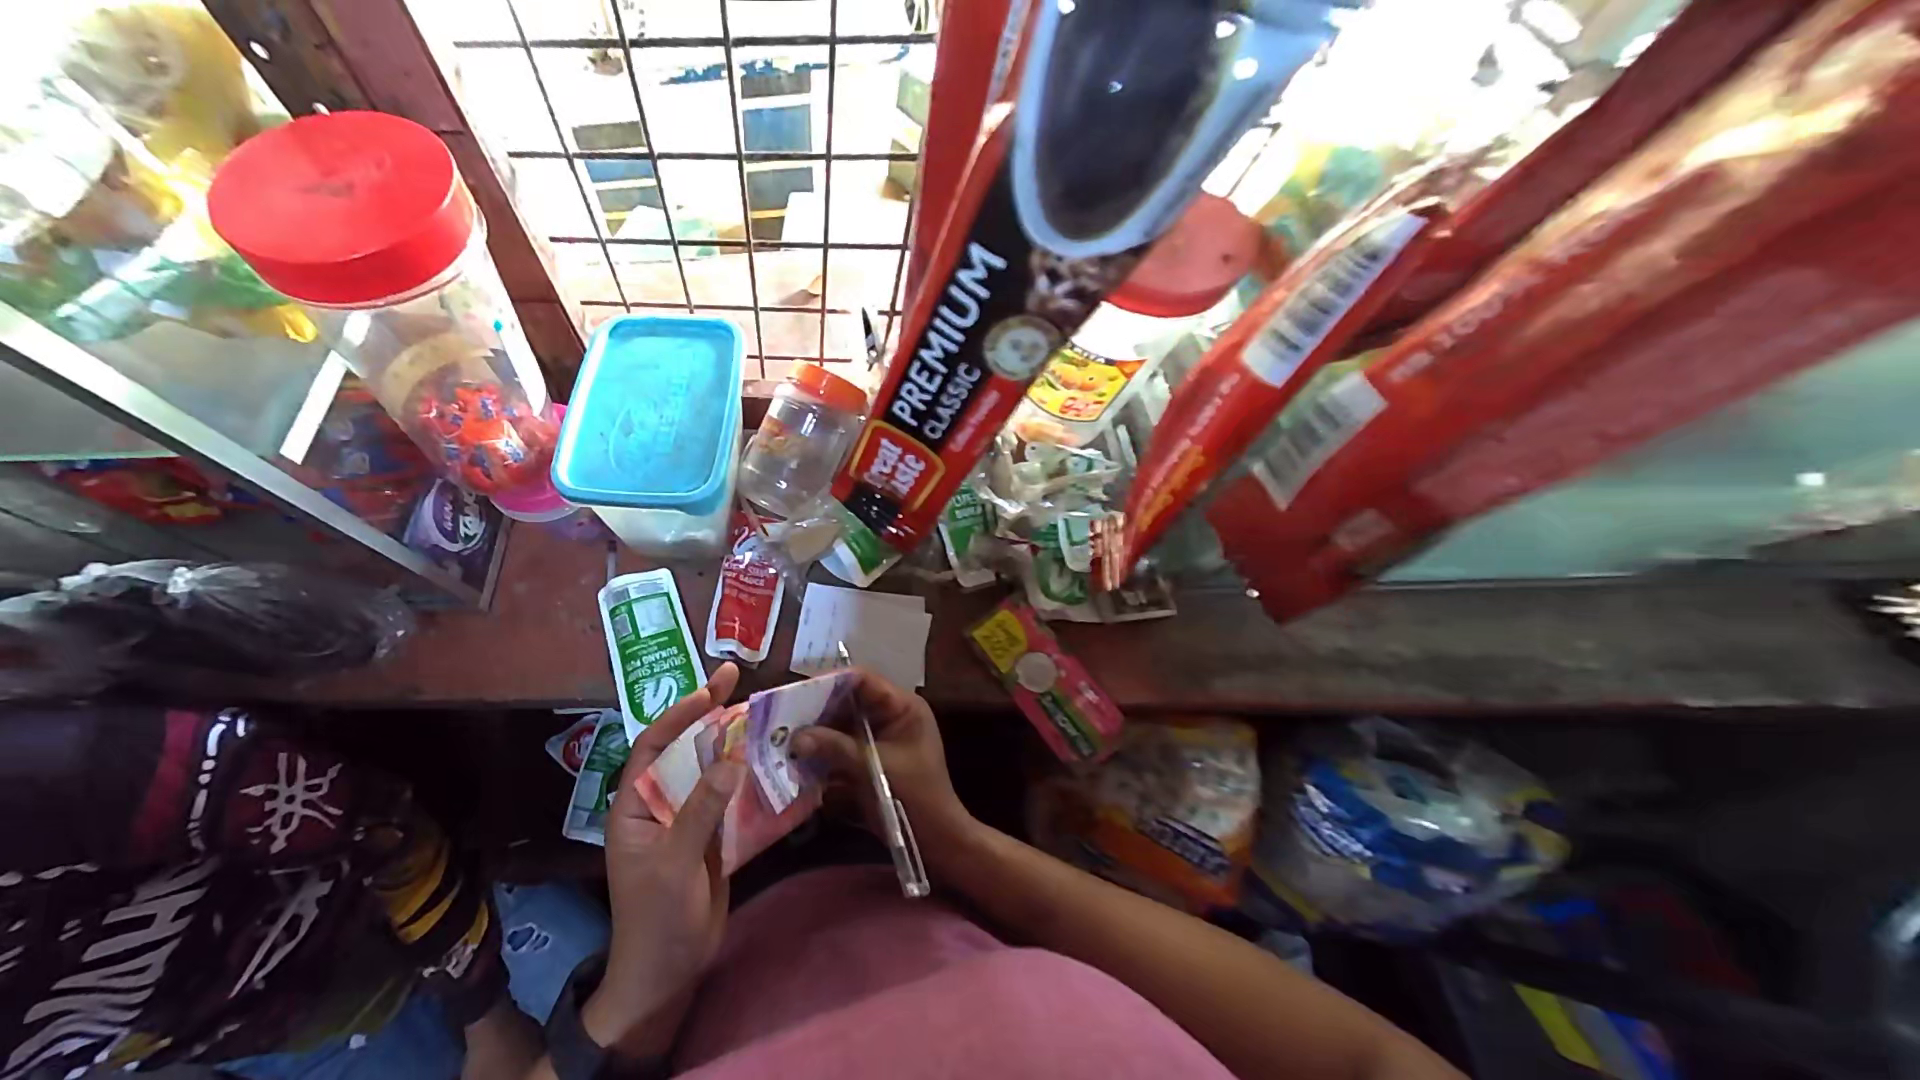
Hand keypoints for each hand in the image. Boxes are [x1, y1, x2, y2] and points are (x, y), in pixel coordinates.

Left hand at [584, 662, 742, 1054]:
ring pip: (713, 769)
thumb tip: (732, 757)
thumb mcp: (674, 862)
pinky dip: (752, 777)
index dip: (680, 715)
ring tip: (764, 713)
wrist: (668, 972)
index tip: (710, 689)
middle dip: (711, 716)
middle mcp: (661, 803)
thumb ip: (701, 809)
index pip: (653, 747)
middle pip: (686, 749)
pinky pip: (733, 796)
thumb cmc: (656, 917)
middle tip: (739, 681)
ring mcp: (688, 818)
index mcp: (636, 805)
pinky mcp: (713, 834)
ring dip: (737, 743)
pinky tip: (775, 760)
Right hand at [790, 670, 973, 847]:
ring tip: (782, 737)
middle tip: (781, 718)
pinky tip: (796, 758)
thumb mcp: (876, 767)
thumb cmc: (916, 796)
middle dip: (815, 710)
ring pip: (839, 724)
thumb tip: (796, 737)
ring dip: (814, 732)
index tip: (797, 694)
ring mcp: (878, 737)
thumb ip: (837, 749)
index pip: (863, 681)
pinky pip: (839, 746)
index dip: (830, 682)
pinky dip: (820, 752)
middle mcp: (889, 715)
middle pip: (847, 701)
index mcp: (902, 706)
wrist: (935, 839)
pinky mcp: (867, 758)